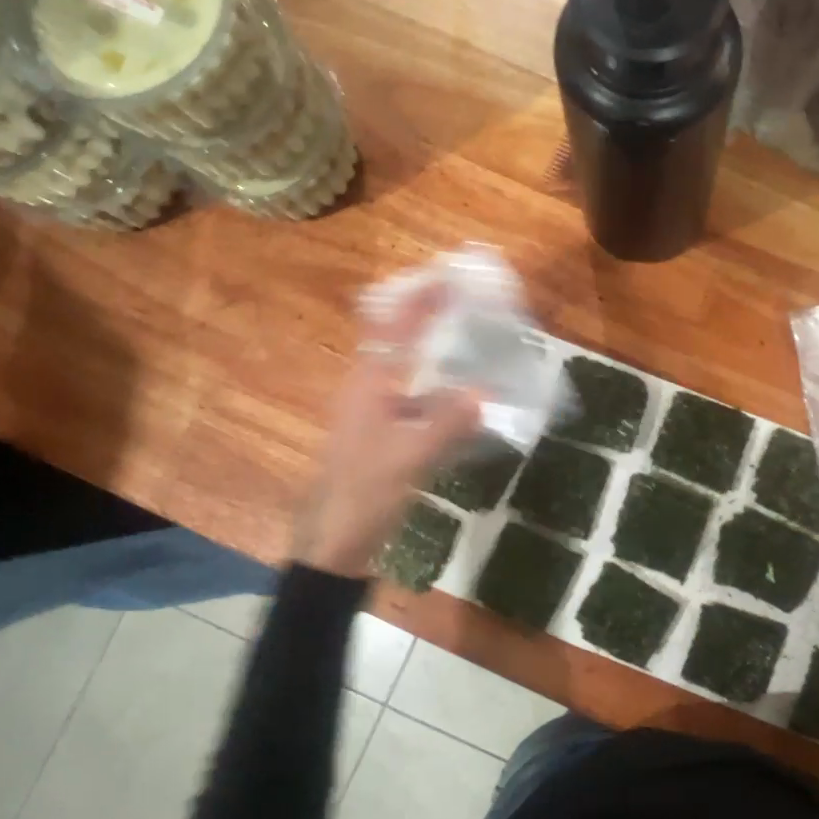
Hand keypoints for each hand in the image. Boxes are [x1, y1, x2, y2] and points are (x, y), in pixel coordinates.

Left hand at [292, 289, 481, 577]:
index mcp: (368, 385)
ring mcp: (374, 415)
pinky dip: (440, 392)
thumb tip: (484, 393)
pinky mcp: (383, 437)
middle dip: (430, 319)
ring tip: (476, 344)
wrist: (333, 542)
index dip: (418, 299)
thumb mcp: (410, 458)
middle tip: (470, 306)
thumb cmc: (365, 493)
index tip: (448, 276)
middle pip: (398, 341)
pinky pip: (416, 401)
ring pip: (409, 372)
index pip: (393, 327)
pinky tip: (467, 401)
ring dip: (437, 355)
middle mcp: (367, 390)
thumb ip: (448, 423)